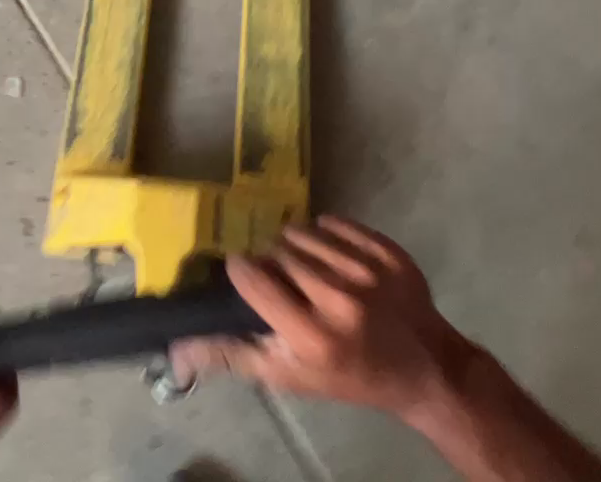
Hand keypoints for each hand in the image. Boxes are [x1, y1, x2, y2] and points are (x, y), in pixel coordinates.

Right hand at [170, 216, 475, 417]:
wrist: (424, 369)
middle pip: (279, 252)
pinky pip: (337, 223)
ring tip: (308, 266)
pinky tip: (333, 255)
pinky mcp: (389, 252)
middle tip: (284, 279)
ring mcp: (369, 272)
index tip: (244, 272)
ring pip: (306, 233)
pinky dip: (327, 233)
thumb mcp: (290, 376)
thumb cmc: (350, 376)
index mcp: (311, 335)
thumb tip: (176, 348)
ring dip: (297, 244)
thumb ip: (233, 355)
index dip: (243, 270)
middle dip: (273, 260)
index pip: (254, 278)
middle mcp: (339, 299)